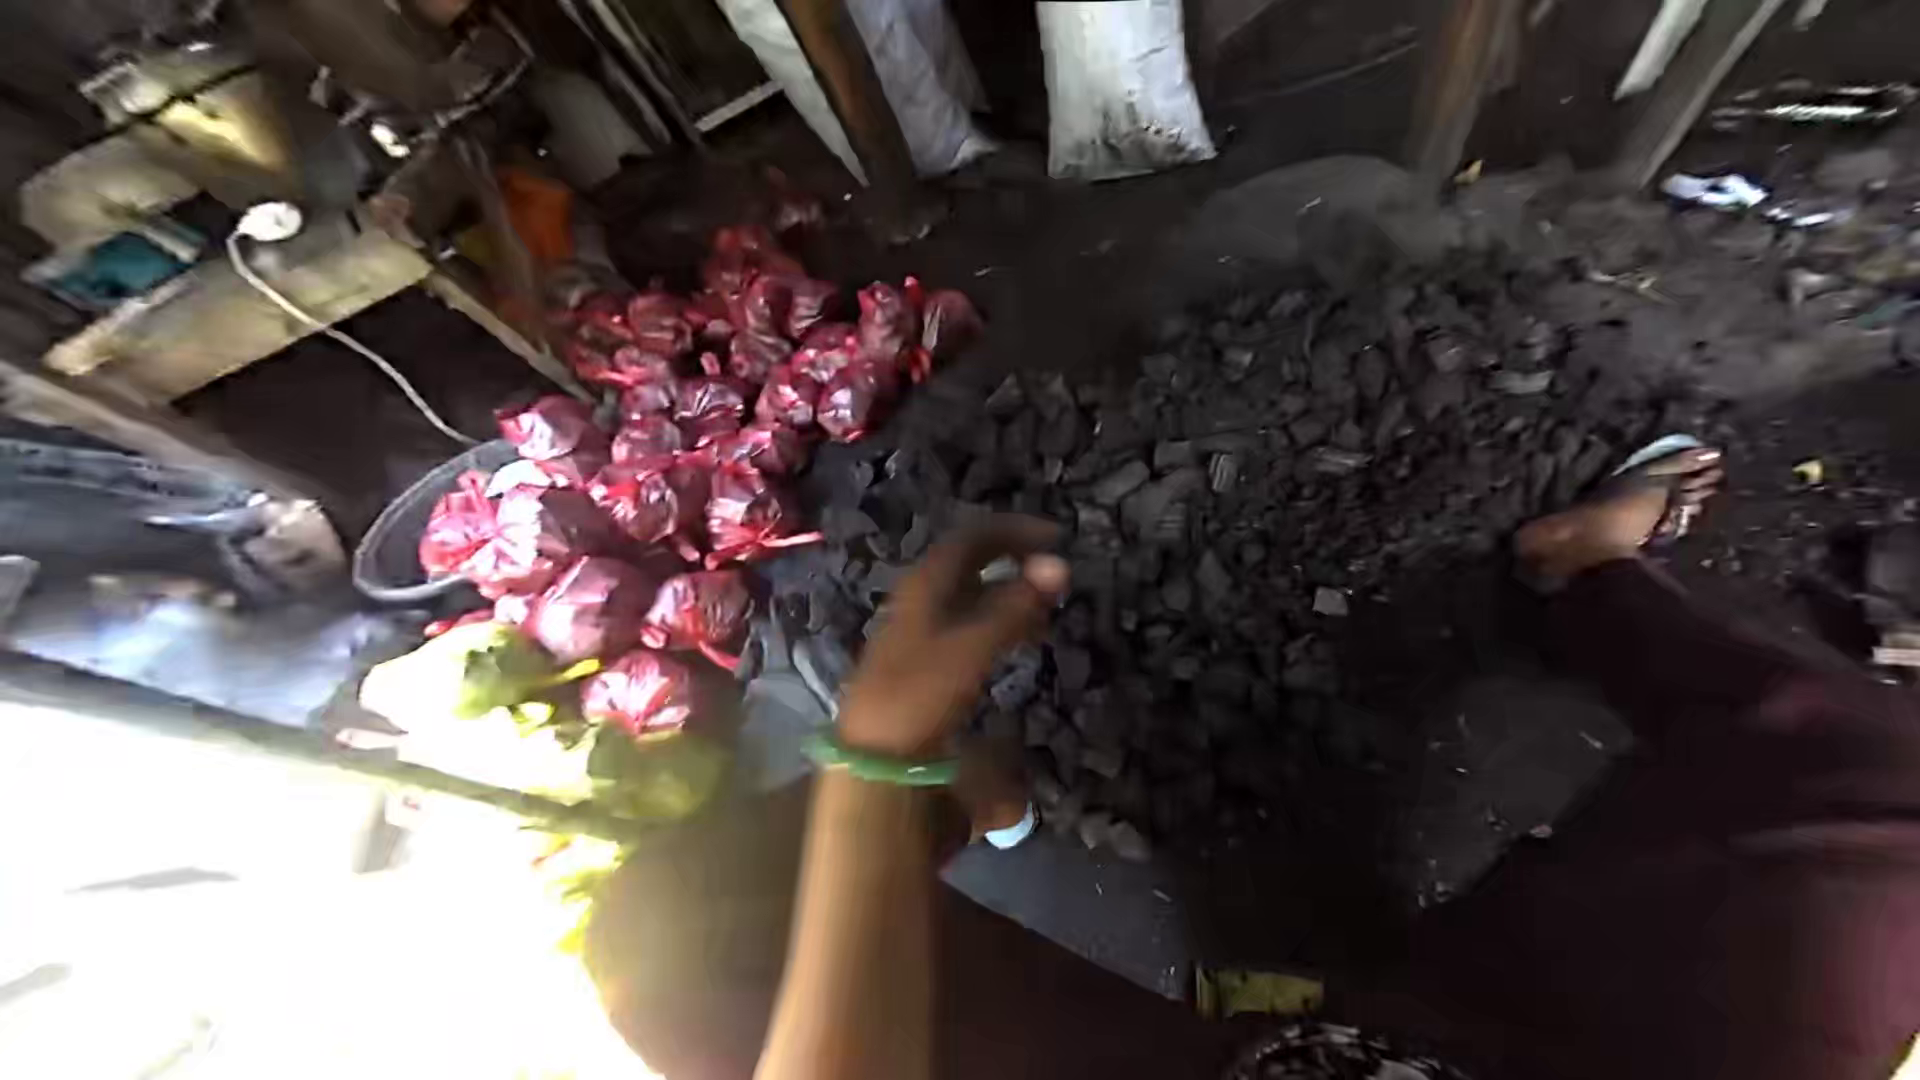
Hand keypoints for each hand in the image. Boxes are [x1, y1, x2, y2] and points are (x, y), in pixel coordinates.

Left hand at [837, 516, 1069, 758]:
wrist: (875, 753)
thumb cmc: (920, 692)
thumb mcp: (972, 646)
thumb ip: (1015, 605)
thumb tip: (1059, 564)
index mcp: (926, 581)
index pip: (973, 536)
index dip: (1015, 530)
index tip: (1056, 537)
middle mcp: (921, 593)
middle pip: (971, 559)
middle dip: (1013, 556)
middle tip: (1053, 566)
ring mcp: (920, 622)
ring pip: (971, 590)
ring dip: (1008, 587)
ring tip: (1046, 600)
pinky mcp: (925, 651)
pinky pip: (968, 618)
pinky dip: (998, 616)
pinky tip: (1021, 632)